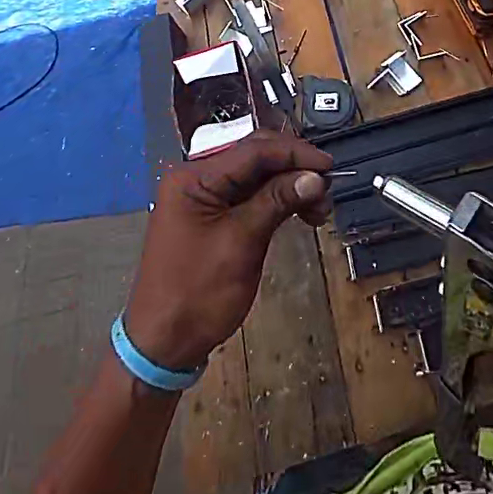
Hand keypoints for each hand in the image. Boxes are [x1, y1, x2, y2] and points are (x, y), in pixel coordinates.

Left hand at [123, 133, 333, 372]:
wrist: (162, 343)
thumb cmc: (197, 293)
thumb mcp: (241, 243)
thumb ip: (276, 202)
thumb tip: (315, 178)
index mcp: (193, 176)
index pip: (253, 150)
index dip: (294, 153)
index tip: (330, 167)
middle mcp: (196, 177)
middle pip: (254, 157)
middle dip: (293, 168)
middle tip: (326, 190)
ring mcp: (203, 197)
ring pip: (255, 176)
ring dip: (288, 185)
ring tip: (317, 209)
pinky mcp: (212, 215)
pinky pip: (248, 195)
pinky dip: (275, 201)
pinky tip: (297, 212)